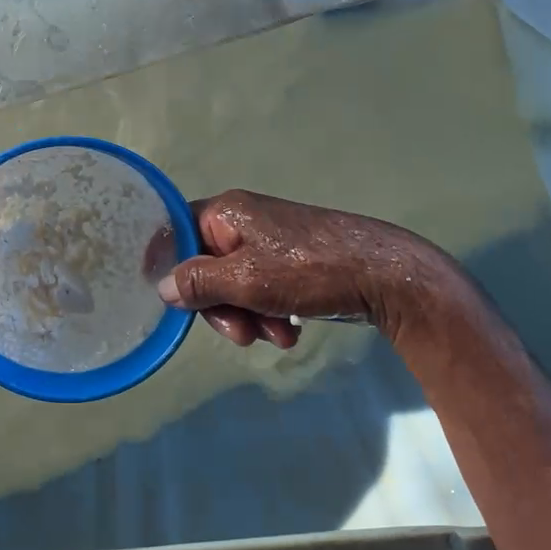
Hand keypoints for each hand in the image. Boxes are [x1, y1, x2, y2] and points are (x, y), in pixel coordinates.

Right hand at [155, 189, 457, 347]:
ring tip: (277, 336)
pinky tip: (289, 331)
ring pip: (234, 284)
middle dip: (221, 307)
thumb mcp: (246, 281)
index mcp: (226, 213)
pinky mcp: (291, 263)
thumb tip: (162, 287)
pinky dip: (268, 312)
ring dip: (248, 316)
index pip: (177, 233)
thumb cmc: (310, 271)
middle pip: (205, 267)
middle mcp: (243, 222)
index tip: (168, 301)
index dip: (167, 265)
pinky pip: (261, 289)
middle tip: (240, 335)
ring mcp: (269, 242)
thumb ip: (199, 283)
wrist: (388, 277)